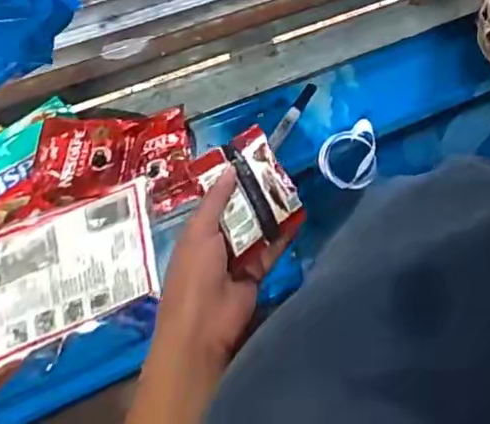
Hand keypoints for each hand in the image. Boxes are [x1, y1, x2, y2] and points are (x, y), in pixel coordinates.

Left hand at [130, 168, 293, 423]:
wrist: (203, 328)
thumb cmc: (194, 273)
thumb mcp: (200, 230)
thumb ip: (216, 199)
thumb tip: (231, 168)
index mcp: (198, 230)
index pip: (217, 200)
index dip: (233, 181)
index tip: (251, 160)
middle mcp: (218, 242)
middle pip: (240, 212)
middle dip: (255, 194)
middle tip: (276, 171)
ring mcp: (237, 259)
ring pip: (256, 229)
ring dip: (270, 212)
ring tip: (289, 188)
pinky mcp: (255, 274)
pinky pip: (269, 250)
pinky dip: (282, 236)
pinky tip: (295, 217)